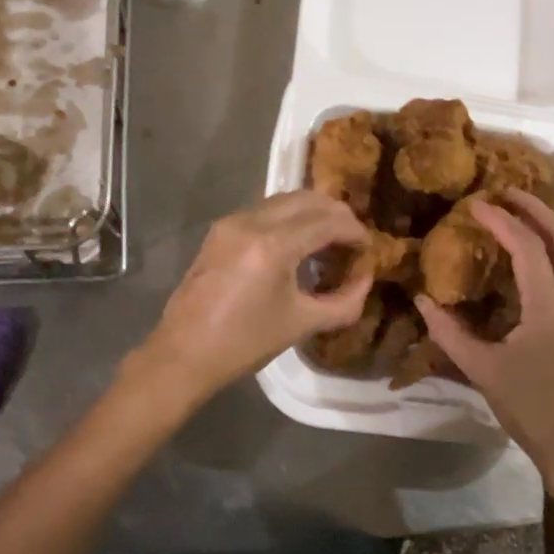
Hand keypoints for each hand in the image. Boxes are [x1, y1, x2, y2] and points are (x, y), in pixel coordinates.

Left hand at [145, 191, 371, 402]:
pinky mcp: (219, 231)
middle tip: (352, 241)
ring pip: (284, 200)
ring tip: (328, 243)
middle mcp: (251, 222)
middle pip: (307, 199)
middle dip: (336, 215)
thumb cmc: (245, 343)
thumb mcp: (302, 324)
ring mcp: (231, 223)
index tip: (369, 248)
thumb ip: (344, 302)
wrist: (184, 354)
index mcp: (273, 245)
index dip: (354, 231)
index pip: (327, 221)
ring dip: (311, 214)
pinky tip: (297, 246)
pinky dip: (288, 219)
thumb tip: (365, 279)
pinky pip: (263, 211)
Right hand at [417, 189, 553, 508]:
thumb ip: (450, 332)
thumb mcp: (481, 370)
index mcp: (550, 308)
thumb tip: (423, 299)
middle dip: (536, 209)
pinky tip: (544, 250)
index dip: (501, 221)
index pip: (528, 248)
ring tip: (525, 212)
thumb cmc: (528, 408)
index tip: (476, 204)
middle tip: (506, 192)